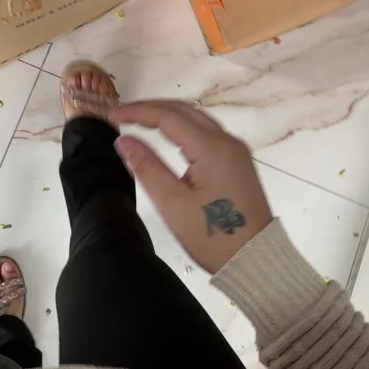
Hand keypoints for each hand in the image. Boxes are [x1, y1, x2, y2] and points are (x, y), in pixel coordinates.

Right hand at [111, 100, 271, 272]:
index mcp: (212, 148)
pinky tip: (168, 135)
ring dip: (168, 115)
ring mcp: (235, 150)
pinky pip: (206, 132)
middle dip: (152, 108)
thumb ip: (147, 167)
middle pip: (184, 111)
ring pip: (197, 119)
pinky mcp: (237, 161)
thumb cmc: (213, 236)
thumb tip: (124, 141)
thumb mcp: (173, 204)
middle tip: (123, 115)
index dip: (138, 112)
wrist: (256, 260)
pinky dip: (183, 127)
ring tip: (140, 121)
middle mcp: (227, 141)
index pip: (168, 117)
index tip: (112, 114)